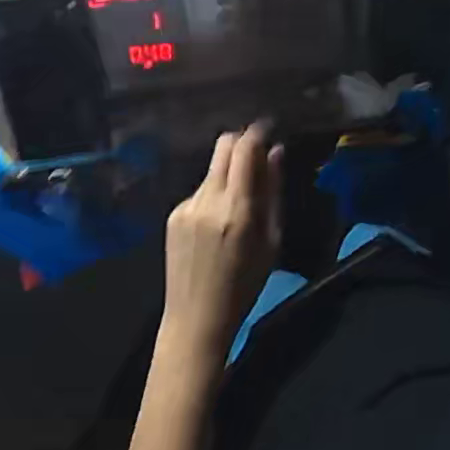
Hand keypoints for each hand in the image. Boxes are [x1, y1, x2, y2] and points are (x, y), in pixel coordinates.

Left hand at [160, 122, 283, 356]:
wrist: (196, 320)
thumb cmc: (245, 284)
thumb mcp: (271, 241)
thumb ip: (272, 192)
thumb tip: (276, 151)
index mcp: (238, 209)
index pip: (245, 148)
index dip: (258, 132)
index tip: (268, 129)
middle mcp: (209, 200)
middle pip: (223, 145)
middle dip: (241, 142)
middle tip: (255, 155)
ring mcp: (187, 206)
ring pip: (212, 169)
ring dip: (228, 173)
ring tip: (237, 202)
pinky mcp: (173, 214)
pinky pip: (199, 191)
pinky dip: (213, 194)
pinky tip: (216, 223)